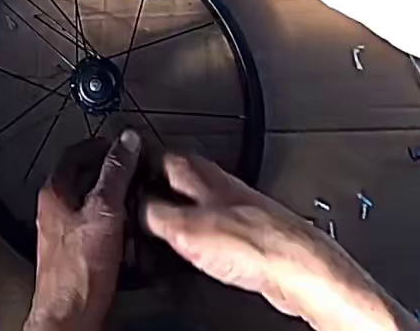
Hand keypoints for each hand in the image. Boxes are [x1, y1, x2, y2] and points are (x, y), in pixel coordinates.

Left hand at [24, 130, 142, 330]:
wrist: (70, 323)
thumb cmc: (78, 273)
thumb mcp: (104, 211)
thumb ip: (116, 174)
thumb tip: (126, 143)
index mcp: (54, 191)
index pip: (76, 152)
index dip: (101, 145)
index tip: (123, 147)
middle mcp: (54, 209)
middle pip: (85, 177)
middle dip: (112, 175)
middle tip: (134, 174)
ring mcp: (63, 234)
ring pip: (91, 205)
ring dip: (114, 202)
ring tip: (136, 203)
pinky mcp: (75, 257)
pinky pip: (95, 230)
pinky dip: (113, 227)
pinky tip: (129, 237)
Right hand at [141, 151, 419, 330]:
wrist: (294, 263)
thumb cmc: (250, 240)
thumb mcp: (184, 229)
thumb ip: (155, 214)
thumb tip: (135, 208)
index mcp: (195, 169)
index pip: (157, 155)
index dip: (138, 165)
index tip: (124, 176)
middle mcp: (214, 179)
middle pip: (177, 172)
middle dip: (158, 185)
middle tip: (141, 201)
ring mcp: (233, 201)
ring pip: (196, 195)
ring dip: (180, 207)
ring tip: (164, 226)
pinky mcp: (248, 226)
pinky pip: (213, 219)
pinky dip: (200, 229)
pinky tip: (198, 246)